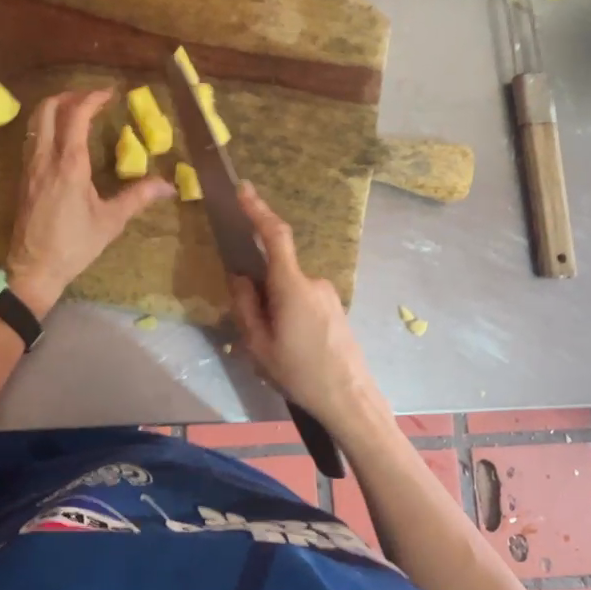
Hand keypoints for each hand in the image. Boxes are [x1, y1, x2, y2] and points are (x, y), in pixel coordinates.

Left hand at [6, 90, 172, 315]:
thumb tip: (169, 185)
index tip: (110, 94)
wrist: (33, 268)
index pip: (76, 115)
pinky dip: (47, 127)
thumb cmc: (74, 246)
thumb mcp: (110, 221)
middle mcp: (45, 158)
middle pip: (48, 109)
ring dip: (55, 109)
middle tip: (92, 100)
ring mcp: (30, 166)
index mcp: (69, 164)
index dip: (92, 98)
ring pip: (36, 122)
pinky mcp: (24, 178)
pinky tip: (63, 139)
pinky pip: (33, 139)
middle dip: (70, 96)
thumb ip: (138, 197)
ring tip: (77, 113)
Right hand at [227, 182, 381, 424]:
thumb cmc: (300, 373)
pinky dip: (289, 317)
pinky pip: (302, 302)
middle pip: (276, 273)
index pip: (275, 236)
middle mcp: (313, 283)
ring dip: (275, 311)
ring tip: (275, 352)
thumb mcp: (258, 345)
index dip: (258, 210)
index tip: (244, 189)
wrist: (350, 400)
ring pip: (288, 291)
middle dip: (259, 292)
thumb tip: (240, 277)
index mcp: (292, 287)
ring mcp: (328, 295)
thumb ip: (245, 306)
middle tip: (253, 332)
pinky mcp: (335, 309)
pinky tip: (292, 352)